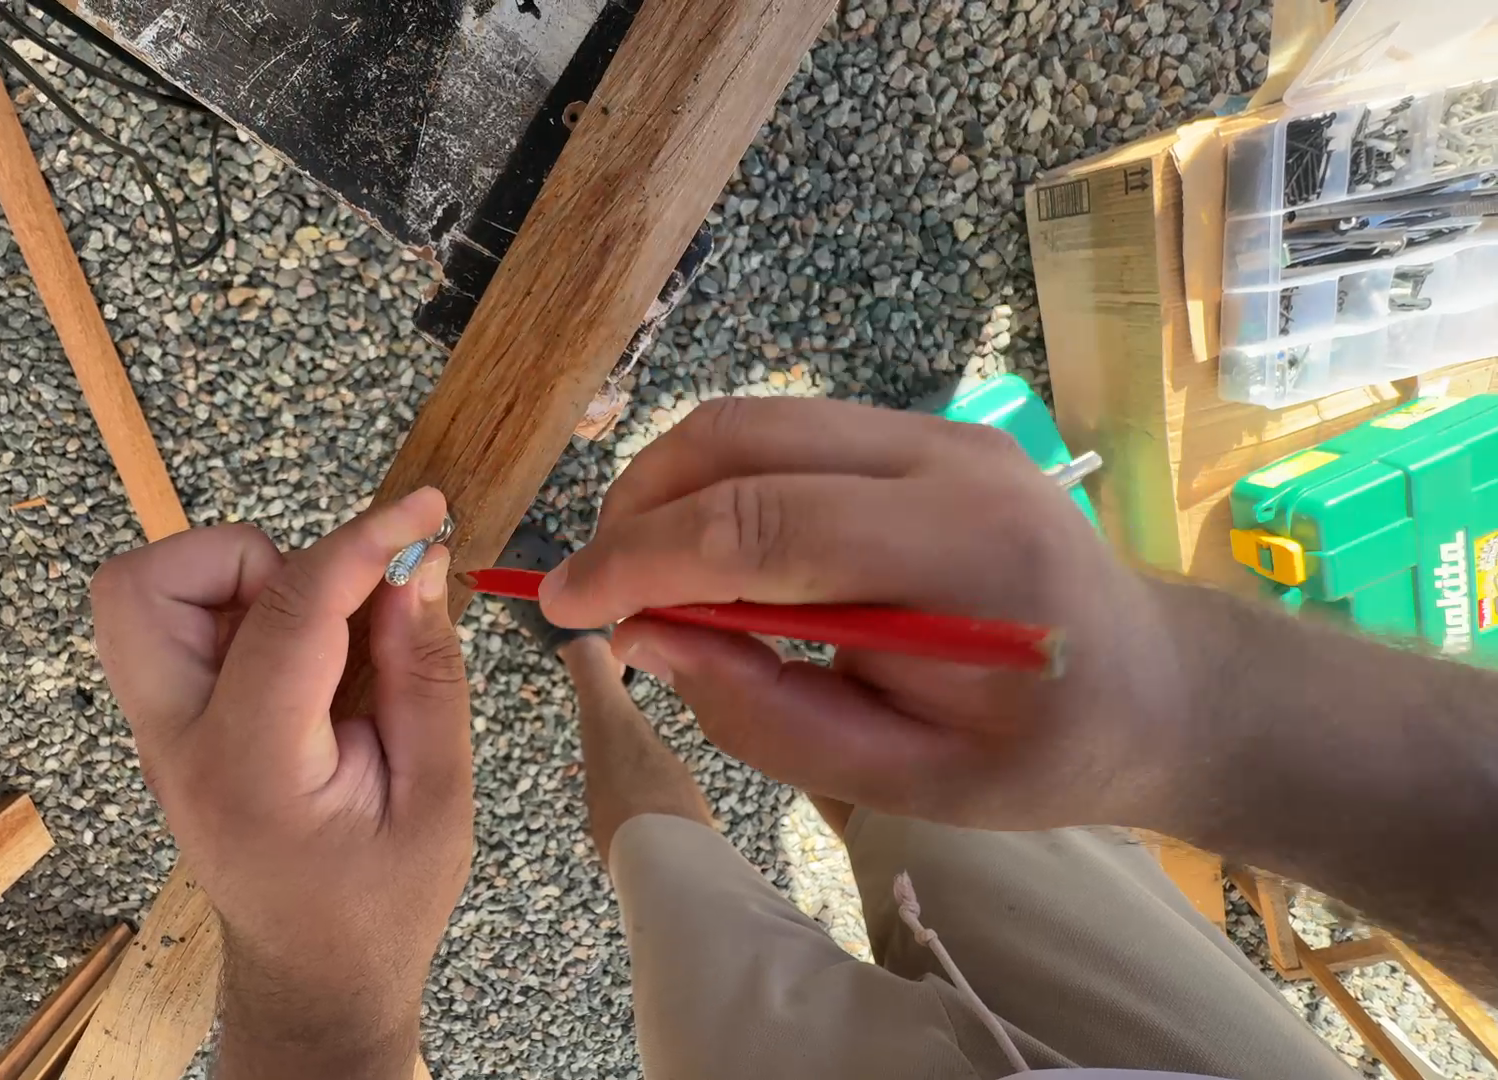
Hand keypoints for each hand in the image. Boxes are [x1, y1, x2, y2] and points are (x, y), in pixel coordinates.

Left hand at [90, 488, 472, 1076]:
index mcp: (253, 769)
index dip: (363, 544)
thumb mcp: (439, 792)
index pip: (289, 614)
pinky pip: (181, 623)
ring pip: (148, 594)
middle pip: (142, 587)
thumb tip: (415, 567)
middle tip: (336, 598)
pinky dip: (248, 607)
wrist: (314, 975)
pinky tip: (313, 656)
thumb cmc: (385, 900)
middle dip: (252, 556)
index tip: (423, 512)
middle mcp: (178, 743)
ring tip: (330, 631)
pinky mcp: (170, 728)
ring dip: (247, 579)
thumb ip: (426, 673)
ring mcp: (161, 736)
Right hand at [539, 397, 1199, 832]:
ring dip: (659, 486)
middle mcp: (941, 459)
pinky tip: (700, 542)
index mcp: (959, 554)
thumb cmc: (1036, 753)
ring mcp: (927, 428)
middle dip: (633, 509)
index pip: (755, 525)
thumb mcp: (897, 778)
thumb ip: (760, 713)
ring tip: (638, 565)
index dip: (636, 559)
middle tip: (596, 587)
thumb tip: (642, 635)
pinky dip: (703, 480)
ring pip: (741, 421)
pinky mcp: (906, 429)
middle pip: (734, 441)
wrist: (1157, 680)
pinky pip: (770, 432)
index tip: (560, 603)